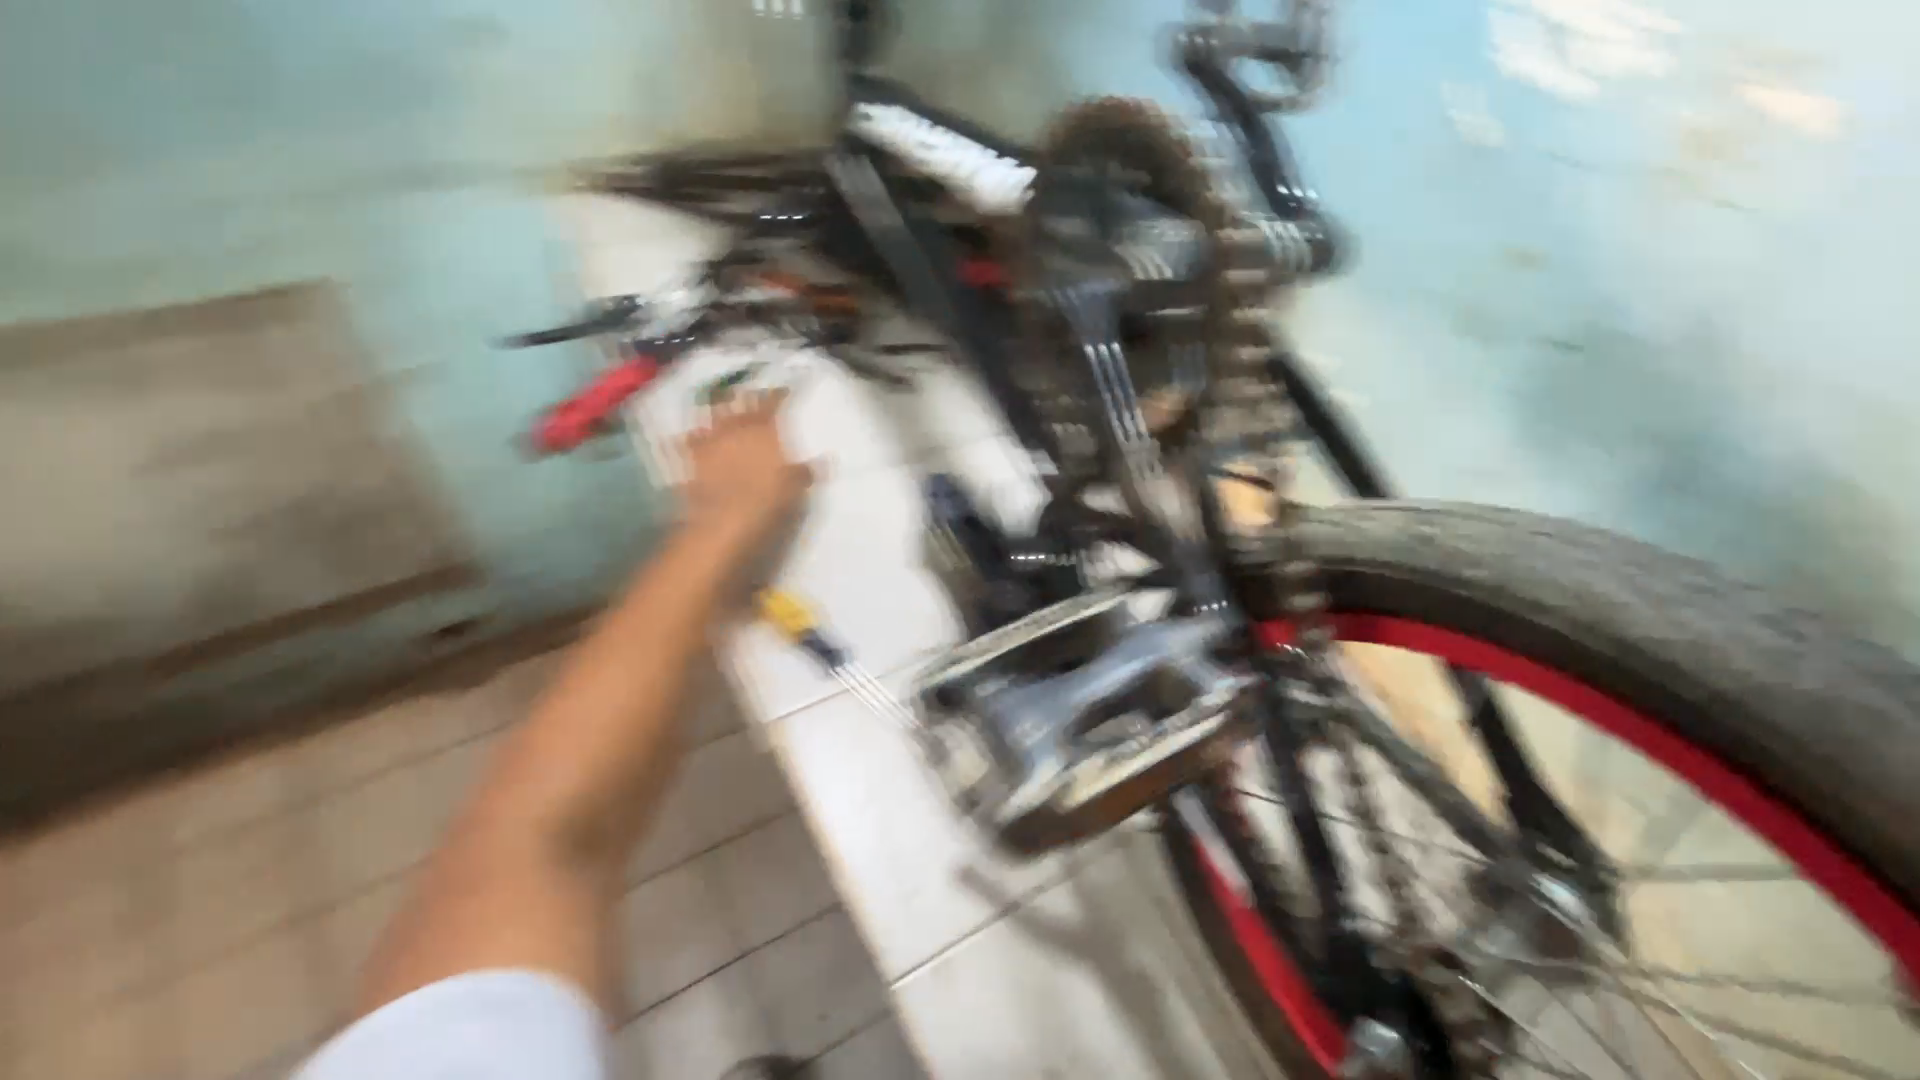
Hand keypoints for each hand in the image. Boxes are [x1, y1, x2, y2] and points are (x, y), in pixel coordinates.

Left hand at [679, 388, 813, 557]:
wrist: (724, 522)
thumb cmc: (767, 501)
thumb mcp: (795, 487)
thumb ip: (805, 470)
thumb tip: (822, 461)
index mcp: (764, 428)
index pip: (773, 401)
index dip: (779, 393)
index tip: (784, 390)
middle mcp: (735, 427)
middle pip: (738, 400)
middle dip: (745, 396)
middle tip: (750, 396)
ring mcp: (709, 441)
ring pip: (710, 415)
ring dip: (716, 412)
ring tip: (721, 412)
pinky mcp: (689, 459)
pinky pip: (686, 440)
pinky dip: (690, 437)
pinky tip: (691, 437)